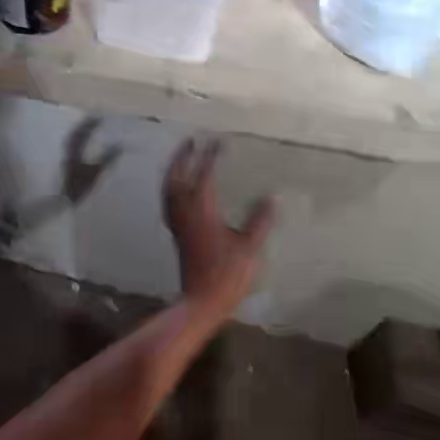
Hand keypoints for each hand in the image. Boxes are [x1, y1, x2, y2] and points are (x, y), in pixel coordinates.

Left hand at [163, 138, 274, 326]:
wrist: (201, 299)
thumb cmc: (227, 275)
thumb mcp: (250, 247)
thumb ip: (260, 221)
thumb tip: (272, 197)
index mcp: (203, 210)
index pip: (204, 175)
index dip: (210, 157)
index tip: (217, 142)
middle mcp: (184, 212)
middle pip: (178, 177)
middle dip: (183, 157)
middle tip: (191, 140)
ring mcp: (177, 222)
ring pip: (168, 189)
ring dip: (173, 170)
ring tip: (181, 158)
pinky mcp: (175, 233)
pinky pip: (168, 201)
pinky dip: (170, 187)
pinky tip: (176, 190)